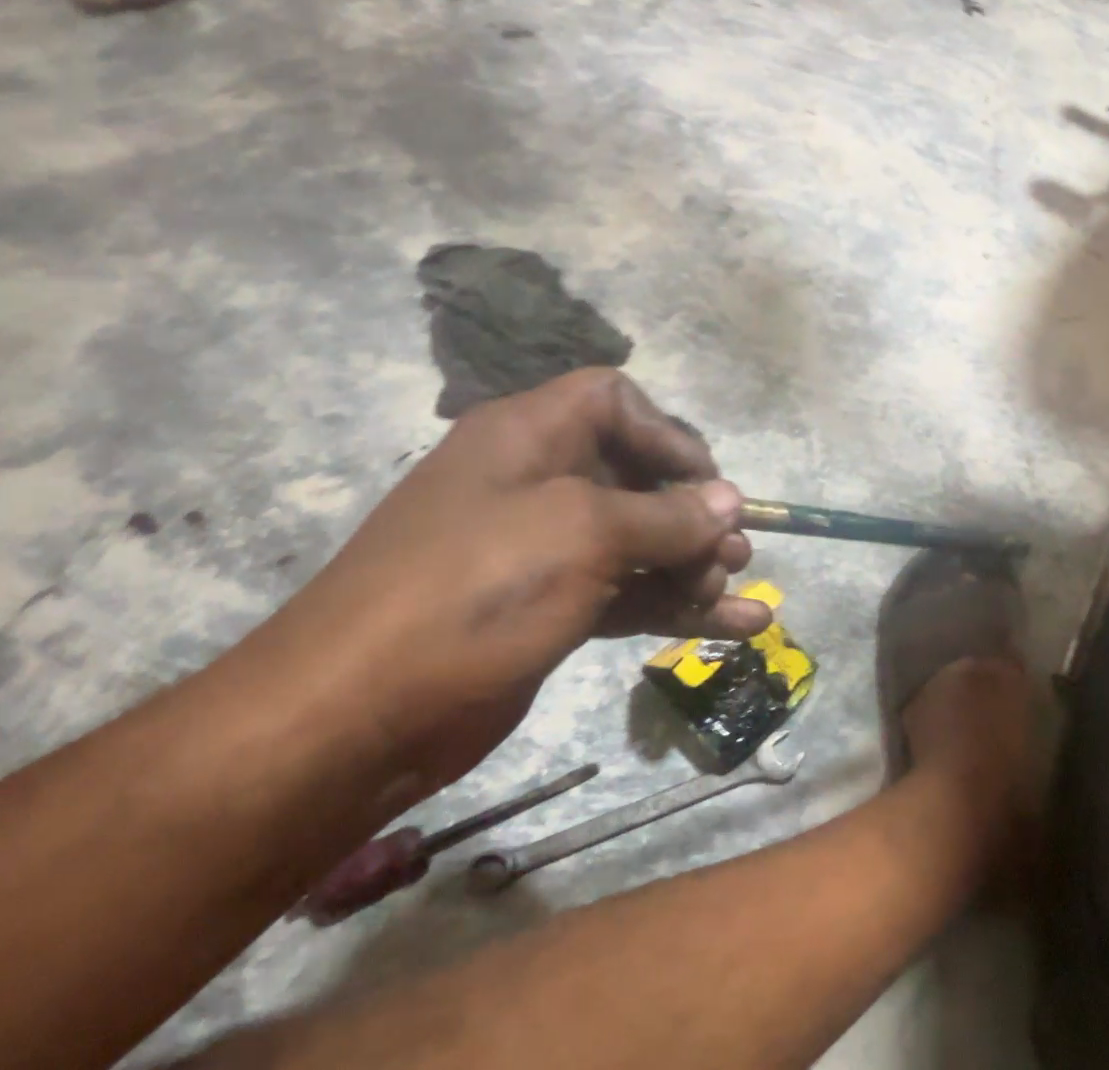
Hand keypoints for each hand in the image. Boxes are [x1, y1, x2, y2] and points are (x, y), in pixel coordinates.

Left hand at [264, 368, 773, 786]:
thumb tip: (730, 503)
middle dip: (694, 514)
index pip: (613, 403)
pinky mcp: (554, 611)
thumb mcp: (580, 533)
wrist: (364, 710)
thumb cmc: (474, 591)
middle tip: (731, 555)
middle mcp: (540, 486)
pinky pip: (632, 595)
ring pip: (642, 544)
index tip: (705, 488)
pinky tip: (740, 626)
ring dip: (695, 565)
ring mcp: (546, 554)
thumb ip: (665, 515)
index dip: (667, 436)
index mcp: (529, 438)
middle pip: (639, 478)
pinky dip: (680, 608)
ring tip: (732, 592)